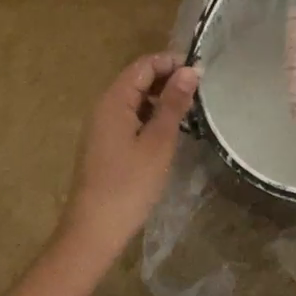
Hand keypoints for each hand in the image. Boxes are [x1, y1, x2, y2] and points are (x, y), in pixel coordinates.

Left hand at [59, 52, 199, 252]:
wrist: (93, 233)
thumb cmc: (128, 185)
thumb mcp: (158, 142)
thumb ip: (174, 103)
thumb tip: (190, 70)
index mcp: (114, 99)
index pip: (145, 64)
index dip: (172, 62)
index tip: (201, 73)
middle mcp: (104, 106)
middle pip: (138, 78)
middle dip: (168, 79)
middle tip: (200, 92)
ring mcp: (102, 126)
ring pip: (135, 99)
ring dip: (161, 98)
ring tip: (189, 111)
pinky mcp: (105, 144)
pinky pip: (130, 116)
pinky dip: (150, 116)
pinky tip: (168, 132)